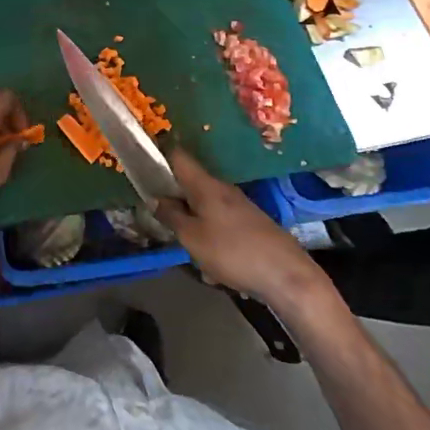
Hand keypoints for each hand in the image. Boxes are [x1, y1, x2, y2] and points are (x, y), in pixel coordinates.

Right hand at [154, 148, 318, 303]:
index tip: (142, 164)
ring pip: (205, 208)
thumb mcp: (192, 237)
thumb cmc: (232, 252)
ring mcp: (240, 206)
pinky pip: (221, 225)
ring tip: (188, 249)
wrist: (287, 275)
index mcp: (206, 185)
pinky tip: (213, 265)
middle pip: (191, 184)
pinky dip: (211, 238)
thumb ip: (171, 216)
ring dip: (193, 224)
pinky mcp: (251, 224)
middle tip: (159, 218)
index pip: (179, 156)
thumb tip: (155, 198)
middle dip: (174, 199)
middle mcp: (223, 189)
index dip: (159, 154)